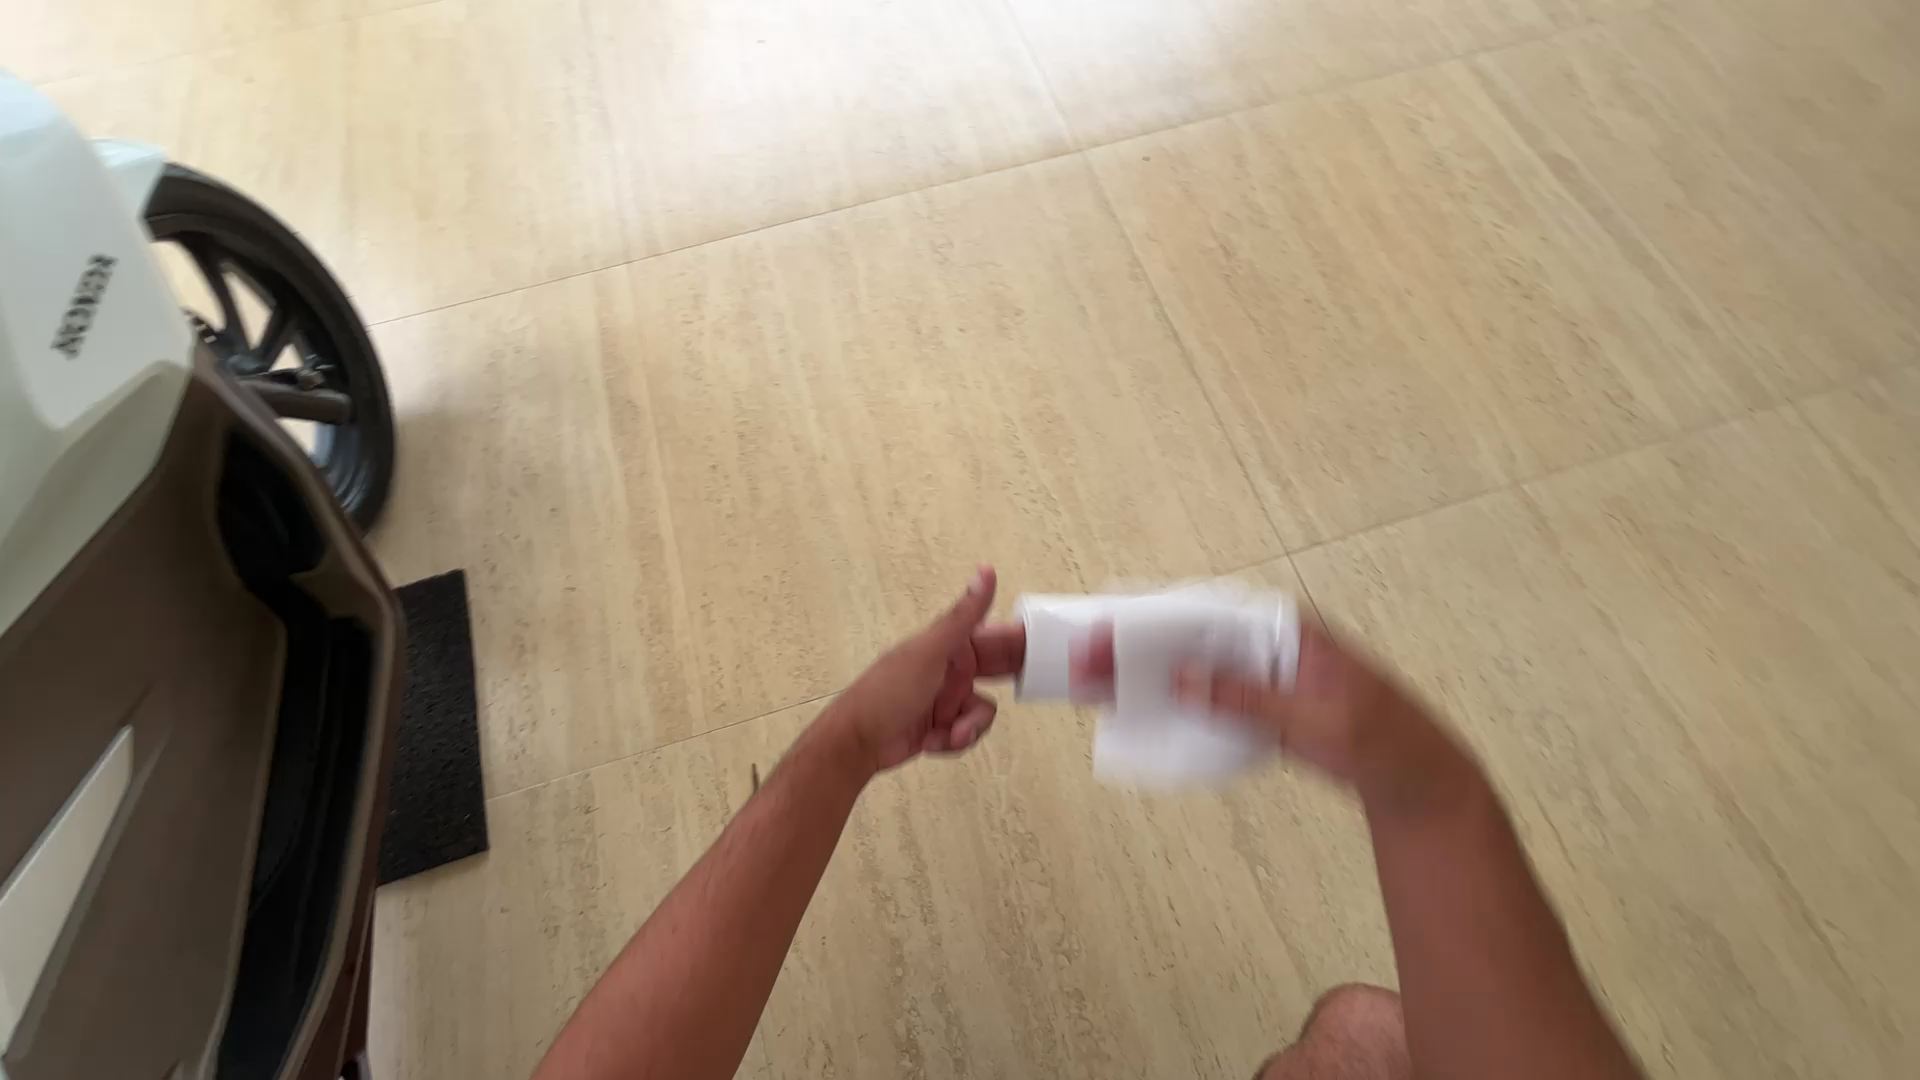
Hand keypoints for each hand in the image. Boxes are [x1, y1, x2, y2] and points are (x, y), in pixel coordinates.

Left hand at [820, 565, 1027, 774]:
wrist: (857, 742)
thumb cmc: (888, 692)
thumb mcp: (930, 652)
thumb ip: (963, 616)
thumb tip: (986, 571)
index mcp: (951, 644)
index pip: (997, 637)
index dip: (1022, 644)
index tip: (1047, 652)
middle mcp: (952, 668)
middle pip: (997, 673)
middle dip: (1004, 687)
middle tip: (1023, 690)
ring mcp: (947, 698)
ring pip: (984, 710)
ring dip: (970, 725)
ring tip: (951, 732)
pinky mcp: (941, 726)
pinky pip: (967, 731)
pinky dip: (955, 739)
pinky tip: (934, 742)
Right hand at [1080, 619, 1467, 806]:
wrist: (1416, 780)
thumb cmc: (1379, 743)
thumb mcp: (1316, 721)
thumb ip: (1247, 699)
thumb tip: (1179, 679)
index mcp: (1286, 629)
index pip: (1209, 611)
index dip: (1155, 616)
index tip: (1110, 625)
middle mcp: (1268, 641)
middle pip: (1191, 634)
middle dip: (1138, 645)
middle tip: (1086, 657)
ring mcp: (1261, 670)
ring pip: (1194, 662)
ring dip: (1148, 671)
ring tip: (1098, 680)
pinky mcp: (1258, 698)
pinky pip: (1206, 690)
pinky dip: (1173, 696)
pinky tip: (1140, 706)